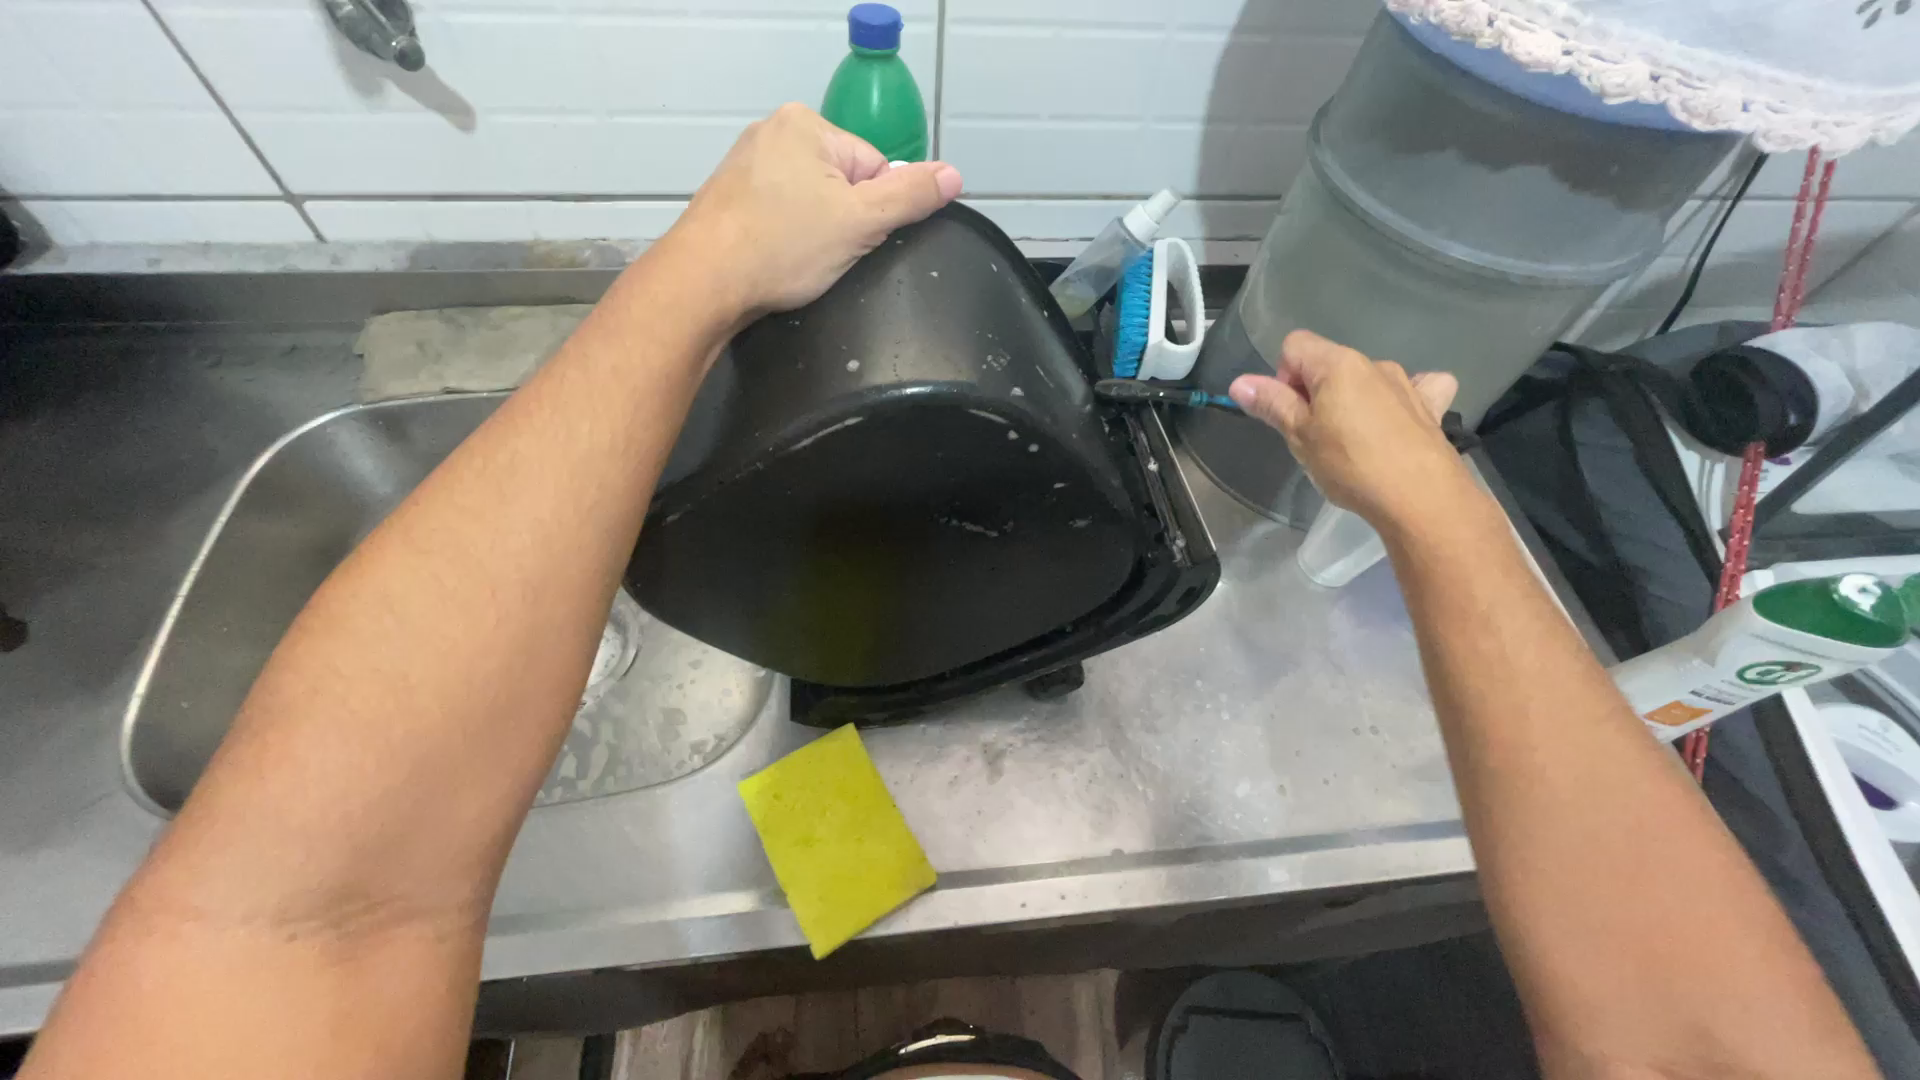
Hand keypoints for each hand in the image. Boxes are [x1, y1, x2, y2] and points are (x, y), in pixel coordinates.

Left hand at [662, 103, 962, 317]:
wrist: (705, 281)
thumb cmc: (783, 247)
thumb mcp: (860, 222)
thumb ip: (911, 196)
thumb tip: (954, 175)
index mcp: (808, 125)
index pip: (874, 168)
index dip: (874, 212)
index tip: (853, 240)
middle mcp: (774, 132)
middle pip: (843, 184)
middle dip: (843, 223)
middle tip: (824, 254)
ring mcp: (747, 164)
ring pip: (811, 203)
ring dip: (815, 233)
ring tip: (798, 260)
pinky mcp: (730, 196)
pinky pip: (781, 214)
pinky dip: (786, 237)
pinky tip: (777, 259)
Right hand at [1228, 330, 1471, 533]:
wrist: (1420, 497)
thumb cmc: (1350, 465)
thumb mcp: (1299, 436)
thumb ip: (1271, 404)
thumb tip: (1239, 382)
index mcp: (1337, 364)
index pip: (1295, 345)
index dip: (1282, 376)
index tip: (1289, 413)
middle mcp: (1373, 363)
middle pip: (1328, 363)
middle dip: (1314, 392)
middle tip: (1313, 436)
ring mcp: (1406, 382)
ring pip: (1364, 378)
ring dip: (1350, 399)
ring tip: (1351, 441)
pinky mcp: (1431, 405)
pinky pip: (1414, 387)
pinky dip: (1399, 398)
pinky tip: (1396, 421)